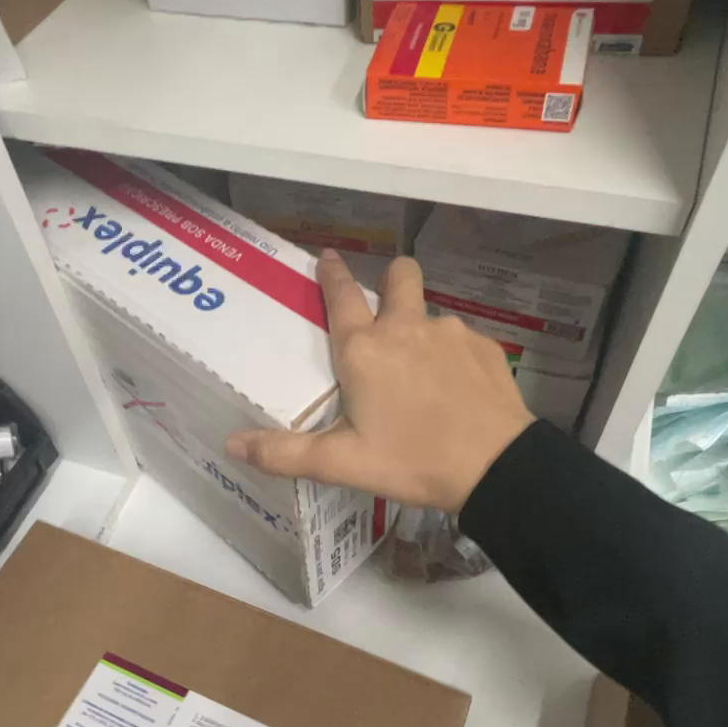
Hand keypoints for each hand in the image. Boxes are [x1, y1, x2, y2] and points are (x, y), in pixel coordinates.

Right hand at [225, 251, 534, 514]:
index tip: (326, 258)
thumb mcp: (343, 463)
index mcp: (364, 351)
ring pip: (430, 314)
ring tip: (422, 376)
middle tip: (386, 309)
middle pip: (399, 276)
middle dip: (390, 280)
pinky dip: (453, 358)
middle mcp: (406, 328)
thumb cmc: (412, 461)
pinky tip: (455, 393)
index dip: (330, 274)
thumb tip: (232, 445)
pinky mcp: (485, 348)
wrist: (496, 468)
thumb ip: (285, 453)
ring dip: (421, 331)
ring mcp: (451, 333)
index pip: (341, 295)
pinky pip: (461, 341)